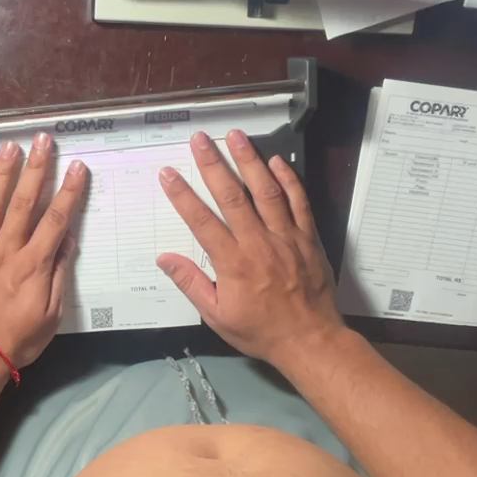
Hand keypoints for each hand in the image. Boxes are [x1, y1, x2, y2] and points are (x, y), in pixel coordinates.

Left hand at [0, 133, 88, 368]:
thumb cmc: (18, 339)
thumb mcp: (51, 315)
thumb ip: (59, 275)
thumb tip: (66, 241)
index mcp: (33, 265)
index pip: (56, 220)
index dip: (69, 192)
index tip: (78, 168)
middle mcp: (6, 251)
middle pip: (25, 203)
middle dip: (37, 169)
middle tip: (43, 141)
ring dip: (3, 174)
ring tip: (11, 148)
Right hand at [156, 130, 351, 372]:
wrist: (311, 340)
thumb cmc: (260, 330)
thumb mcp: (217, 315)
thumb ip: (191, 283)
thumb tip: (165, 258)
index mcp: (233, 262)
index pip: (201, 221)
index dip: (182, 195)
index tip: (168, 174)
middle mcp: (258, 243)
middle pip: (232, 196)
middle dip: (213, 164)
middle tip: (200, 139)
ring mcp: (286, 237)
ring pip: (266, 191)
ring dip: (249, 161)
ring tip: (236, 137)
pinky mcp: (307, 237)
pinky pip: (298, 202)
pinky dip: (288, 179)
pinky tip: (276, 161)